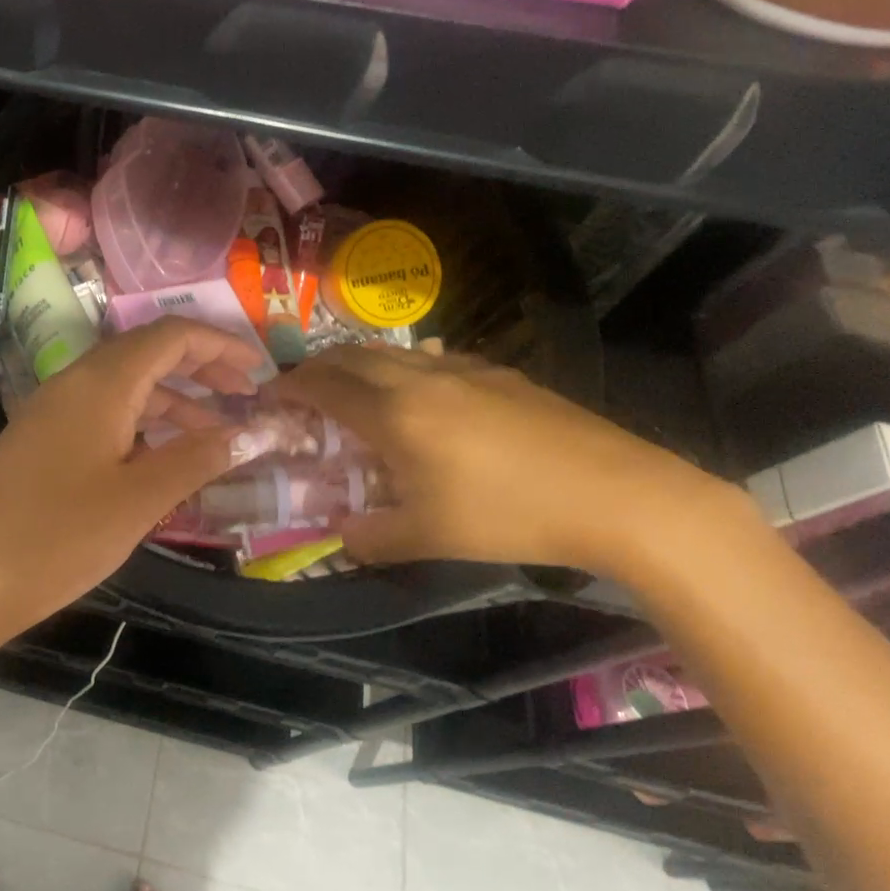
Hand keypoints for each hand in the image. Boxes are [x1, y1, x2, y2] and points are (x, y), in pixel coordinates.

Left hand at [0, 319, 268, 631]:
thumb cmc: (60, 537)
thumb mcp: (140, 499)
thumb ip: (198, 458)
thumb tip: (254, 432)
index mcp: (100, 384)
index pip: (169, 336)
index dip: (219, 344)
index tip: (260, 372)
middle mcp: (72, 384)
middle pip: (145, 354)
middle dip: (200, 369)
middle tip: (246, 398)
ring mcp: (50, 412)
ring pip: (123, 387)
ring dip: (172, 402)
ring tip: (216, 436)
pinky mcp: (39, 441)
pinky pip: (101, 414)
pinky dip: (140, 425)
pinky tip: (161, 458)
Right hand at [273, 345, 742, 573]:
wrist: (620, 495)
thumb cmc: (509, 516)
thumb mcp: (428, 538)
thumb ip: (371, 537)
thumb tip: (341, 536)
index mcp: (395, 414)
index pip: (324, 386)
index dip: (289, 389)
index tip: (269, 398)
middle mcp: (422, 378)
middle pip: (352, 355)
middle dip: (317, 367)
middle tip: (302, 391)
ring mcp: (466, 370)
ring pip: (394, 352)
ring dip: (360, 364)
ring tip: (353, 391)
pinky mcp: (502, 375)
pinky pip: (433, 359)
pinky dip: (404, 369)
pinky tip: (421, 398)